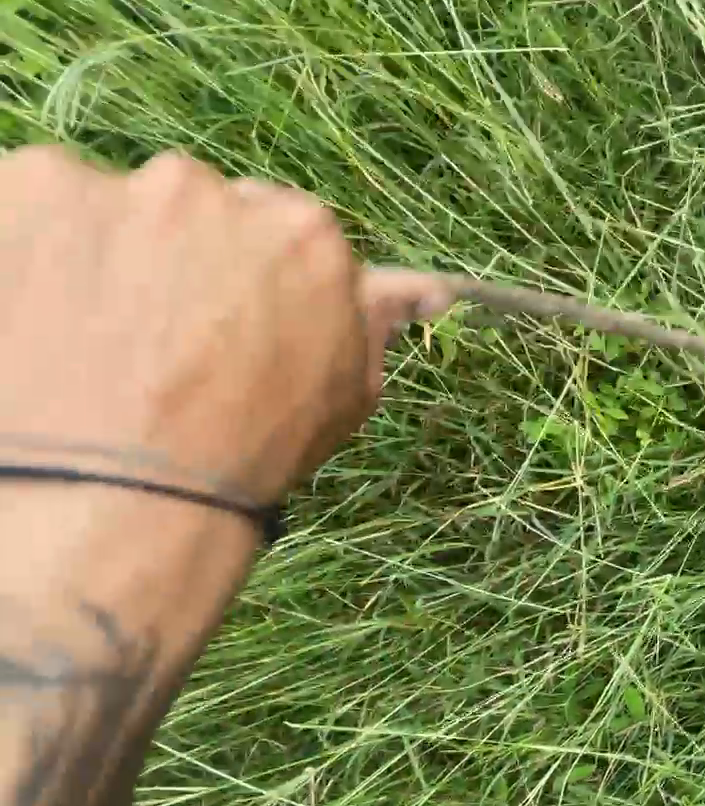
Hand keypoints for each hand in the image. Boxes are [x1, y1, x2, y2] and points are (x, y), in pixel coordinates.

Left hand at [0, 146, 451, 504]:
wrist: (122, 481)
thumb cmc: (257, 439)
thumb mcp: (348, 384)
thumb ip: (372, 318)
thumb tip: (426, 290)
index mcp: (305, 232)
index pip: (293, 226)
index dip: (276, 274)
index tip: (258, 314)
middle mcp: (209, 190)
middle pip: (206, 206)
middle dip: (198, 251)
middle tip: (183, 327)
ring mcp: (102, 187)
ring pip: (117, 206)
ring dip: (120, 248)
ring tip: (112, 328)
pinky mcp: (10, 195)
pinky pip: (30, 211)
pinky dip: (39, 250)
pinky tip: (54, 313)